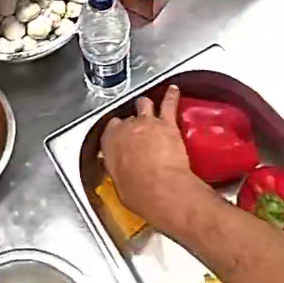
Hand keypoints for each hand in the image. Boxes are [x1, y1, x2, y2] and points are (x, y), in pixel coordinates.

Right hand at [101, 85, 209, 237]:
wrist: (162, 190)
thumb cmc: (139, 193)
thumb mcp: (119, 184)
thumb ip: (118, 170)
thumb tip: (121, 173)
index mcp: (110, 142)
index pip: (109, 131)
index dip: (115, 134)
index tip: (119, 140)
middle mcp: (127, 128)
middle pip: (127, 118)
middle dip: (131, 122)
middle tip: (135, 130)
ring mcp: (148, 123)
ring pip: (144, 104)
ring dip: (145, 105)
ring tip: (146, 104)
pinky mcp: (168, 124)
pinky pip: (168, 103)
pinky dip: (171, 95)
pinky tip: (174, 90)